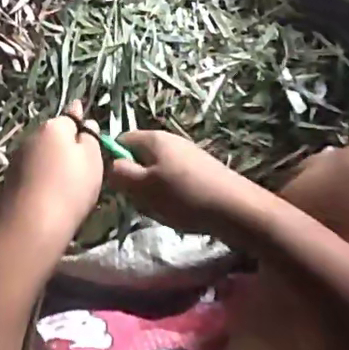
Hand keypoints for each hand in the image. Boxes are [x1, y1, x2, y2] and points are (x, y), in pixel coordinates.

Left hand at [0, 102, 104, 247]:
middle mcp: (31, 136)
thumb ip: (90, 137)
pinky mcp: (10, 178)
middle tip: (81, 163)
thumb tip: (86, 122)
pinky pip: (31, 171)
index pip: (70, 116)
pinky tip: (49, 193)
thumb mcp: (93, 159)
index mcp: (53, 126)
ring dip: (51, 161)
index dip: (79, 120)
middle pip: (53, 135)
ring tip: (65, 182)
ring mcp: (17, 157)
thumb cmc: (71, 187)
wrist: (34, 224)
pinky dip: (40, 177)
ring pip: (41, 153)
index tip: (84, 122)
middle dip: (65, 144)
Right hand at [108, 130, 276, 245]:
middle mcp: (171, 140)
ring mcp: (188, 155)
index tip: (119, 185)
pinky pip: (176, 181)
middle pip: (139, 157)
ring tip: (164, 209)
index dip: (115, 161)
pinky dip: (173, 196)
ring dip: (154, 191)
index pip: (121, 140)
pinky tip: (182, 211)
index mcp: (154, 139)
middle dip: (136, 180)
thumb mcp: (143, 187)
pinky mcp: (202, 171)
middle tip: (142, 201)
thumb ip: (121, 174)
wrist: (237, 209)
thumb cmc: (185, 196)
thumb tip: (111, 165)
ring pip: (157, 172)